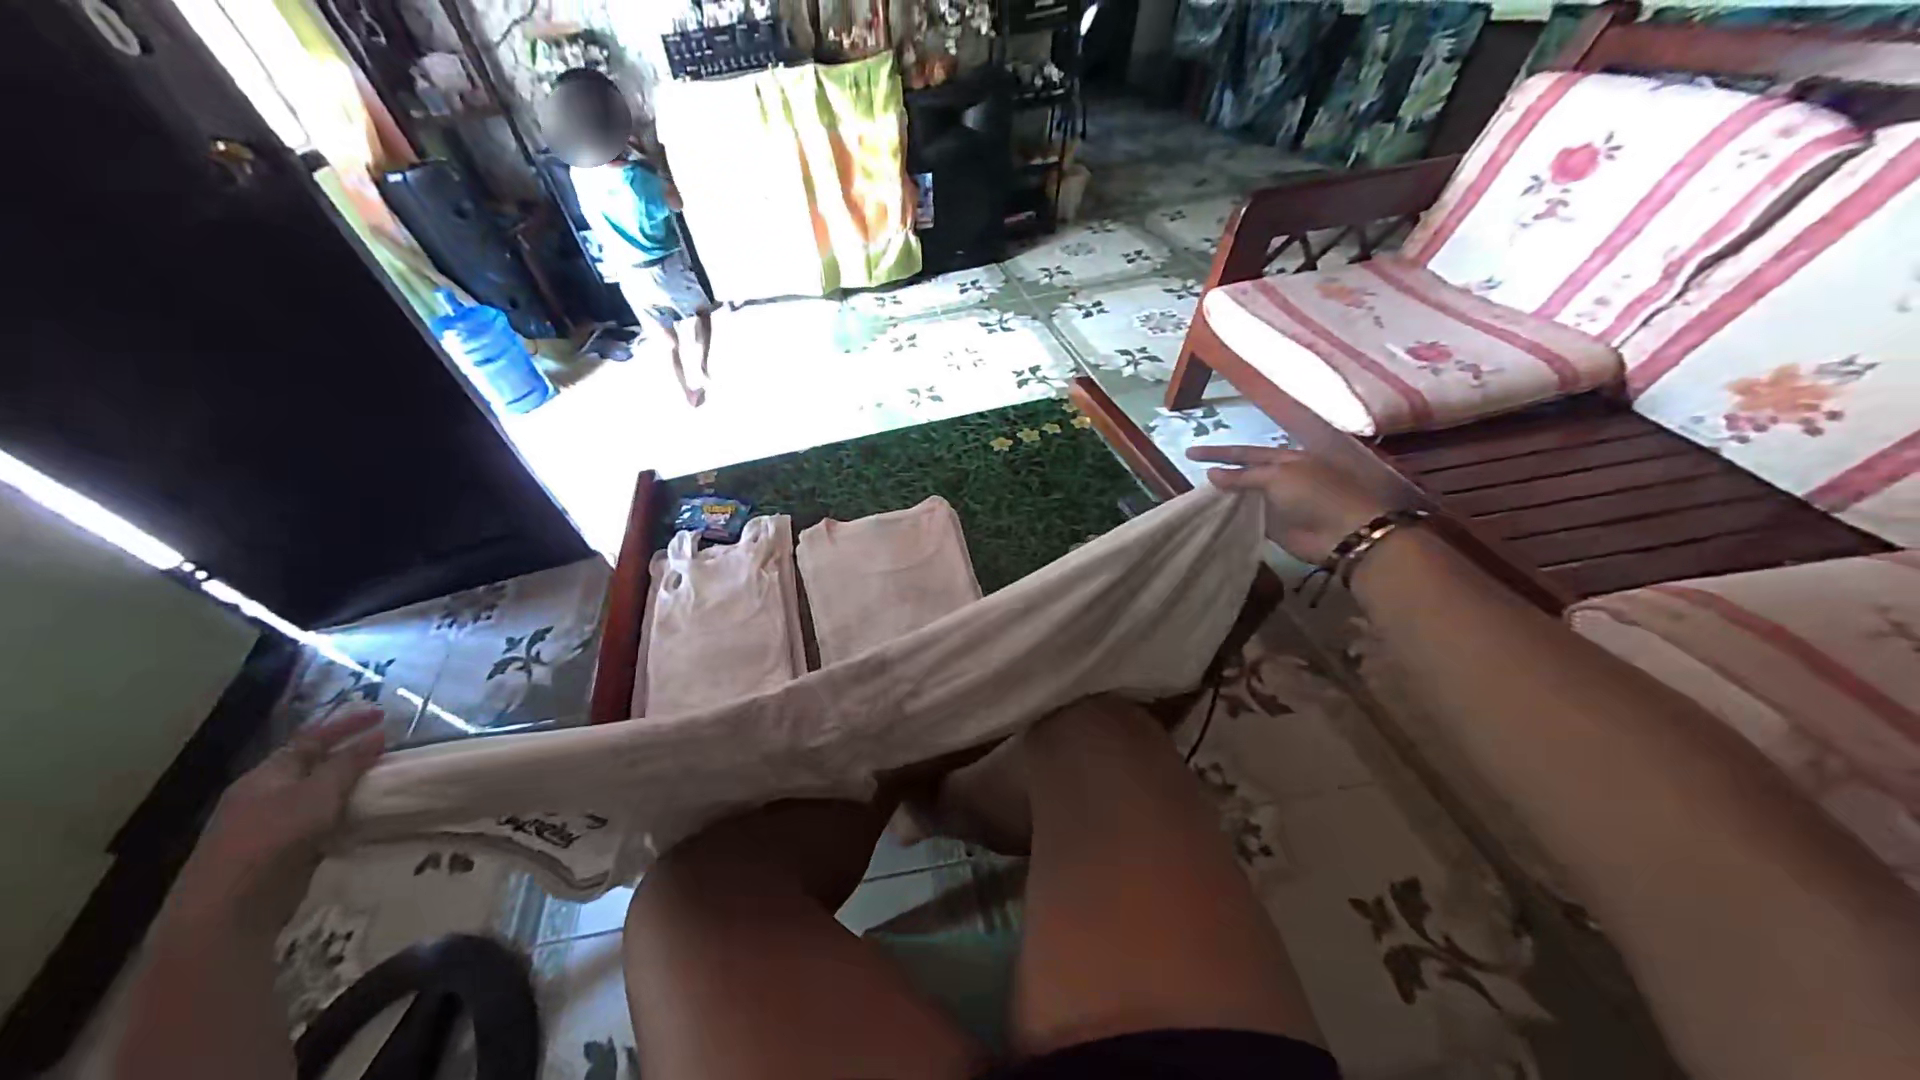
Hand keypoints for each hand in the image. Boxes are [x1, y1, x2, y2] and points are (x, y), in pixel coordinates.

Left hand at [172, 708, 386, 930]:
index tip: (383, 713)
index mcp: (266, 775)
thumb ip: (348, 763)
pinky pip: (316, 821)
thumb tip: (377, 735)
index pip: (310, 738)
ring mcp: (265, 826)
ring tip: (381, 780)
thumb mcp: (318, 794)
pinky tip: (360, 817)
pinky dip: (340, 813)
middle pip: (310, 765)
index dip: (346, 723)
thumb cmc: (273, 839)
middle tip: (385, 747)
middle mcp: (262, 795)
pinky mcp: (275, 852)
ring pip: (314, 794)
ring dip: (346, 785)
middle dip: (346, 754)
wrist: (228, 909)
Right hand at [1187, 444, 1393, 562]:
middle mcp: (1281, 478)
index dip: (1218, 453)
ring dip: (1225, 496)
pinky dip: (1234, 516)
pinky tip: (1215, 516)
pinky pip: (1250, 518)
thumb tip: (1212, 473)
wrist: (1344, 533)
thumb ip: (1243, 476)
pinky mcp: (1276, 526)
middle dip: (1220, 472)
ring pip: (1245, 496)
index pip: (1245, 452)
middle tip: (1192, 474)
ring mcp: (1279, 502)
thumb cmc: (1314, 495)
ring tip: (1198, 497)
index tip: (1190, 453)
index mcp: (1286, 458)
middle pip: (1244, 473)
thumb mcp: (1277, 477)